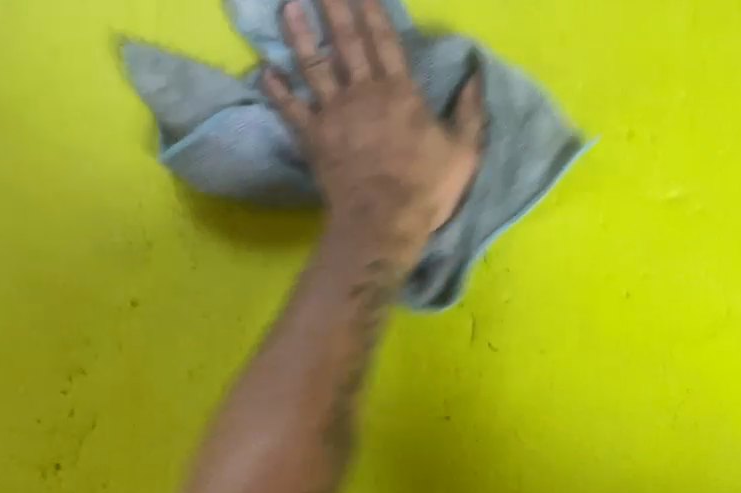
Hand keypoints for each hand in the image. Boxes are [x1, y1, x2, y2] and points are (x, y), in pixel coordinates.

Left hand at [262, 0, 485, 248]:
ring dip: (299, 35)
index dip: (371, 9)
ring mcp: (335, 114)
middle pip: (345, 41)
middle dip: (332, 8)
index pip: (384, 39)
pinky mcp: (314, 138)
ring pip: (313, 65)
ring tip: (288, 8)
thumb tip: (475, 75)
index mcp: (401, 92)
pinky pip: (291, 109)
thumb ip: (469, 112)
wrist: (383, 222)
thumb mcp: (463, 152)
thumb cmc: (426, 190)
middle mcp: (364, 92)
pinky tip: (265, 71)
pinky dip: (277, 90)